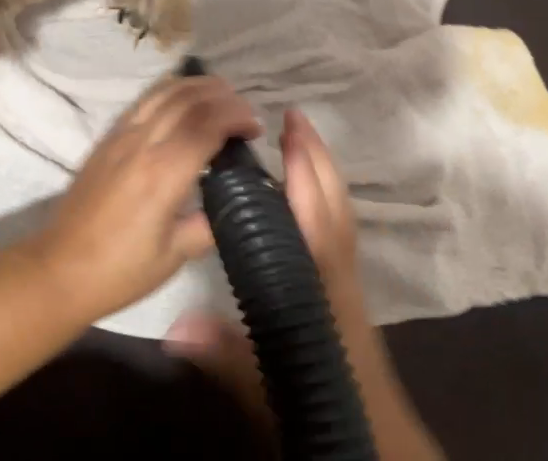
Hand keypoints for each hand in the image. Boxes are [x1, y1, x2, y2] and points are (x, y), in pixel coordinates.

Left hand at [22, 76, 262, 322]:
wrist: (60, 268)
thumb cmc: (120, 270)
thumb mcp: (175, 255)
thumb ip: (208, 225)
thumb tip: (233, 206)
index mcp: (163, 174)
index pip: (206, 125)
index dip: (236, 117)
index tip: (255, 127)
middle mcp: (141, 145)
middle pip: (186, 100)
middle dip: (221, 96)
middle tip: (244, 109)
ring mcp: (119, 138)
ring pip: (161, 93)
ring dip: (194, 86)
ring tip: (220, 94)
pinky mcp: (105, 140)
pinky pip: (142, 103)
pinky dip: (168, 92)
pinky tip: (180, 100)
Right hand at [166, 109, 363, 401]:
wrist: (372, 436)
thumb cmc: (319, 400)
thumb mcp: (266, 385)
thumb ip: (225, 353)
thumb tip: (176, 328)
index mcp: (320, 283)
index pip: (315, 215)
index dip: (305, 170)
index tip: (290, 127)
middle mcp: (337, 272)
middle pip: (334, 204)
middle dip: (317, 158)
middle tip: (294, 118)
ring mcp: (346, 280)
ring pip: (340, 214)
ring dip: (322, 174)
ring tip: (298, 144)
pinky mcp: (345, 292)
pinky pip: (338, 229)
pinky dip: (324, 200)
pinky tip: (303, 200)